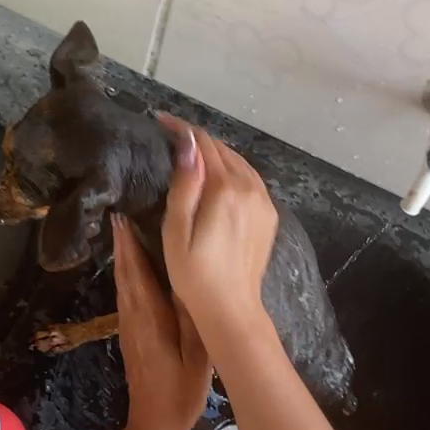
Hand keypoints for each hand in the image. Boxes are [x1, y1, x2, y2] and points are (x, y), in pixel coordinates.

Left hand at [111, 213, 211, 429]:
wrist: (155, 425)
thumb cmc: (181, 390)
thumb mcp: (197, 353)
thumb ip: (191, 315)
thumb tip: (186, 277)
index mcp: (150, 316)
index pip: (137, 271)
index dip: (129, 243)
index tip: (122, 216)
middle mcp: (133, 317)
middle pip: (124, 273)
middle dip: (122, 243)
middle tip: (121, 214)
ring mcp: (129, 327)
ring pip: (123, 284)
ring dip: (123, 257)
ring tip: (126, 232)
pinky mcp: (131, 336)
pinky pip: (127, 295)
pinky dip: (128, 275)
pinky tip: (136, 269)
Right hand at [157, 114, 277, 339]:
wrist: (231, 308)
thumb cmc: (194, 274)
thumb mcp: (177, 230)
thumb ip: (185, 184)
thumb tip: (188, 143)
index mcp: (226, 189)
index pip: (204, 143)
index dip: (182, 129)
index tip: (160, 121)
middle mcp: (250, 188)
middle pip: (223, 150)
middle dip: (198, 139)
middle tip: (172, 137)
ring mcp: (264, 202)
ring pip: (240, 162)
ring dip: (217, 153)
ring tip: (192, 154)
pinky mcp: (269, 216)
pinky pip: (251, 180)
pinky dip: (233, 170)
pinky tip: (219, 177)